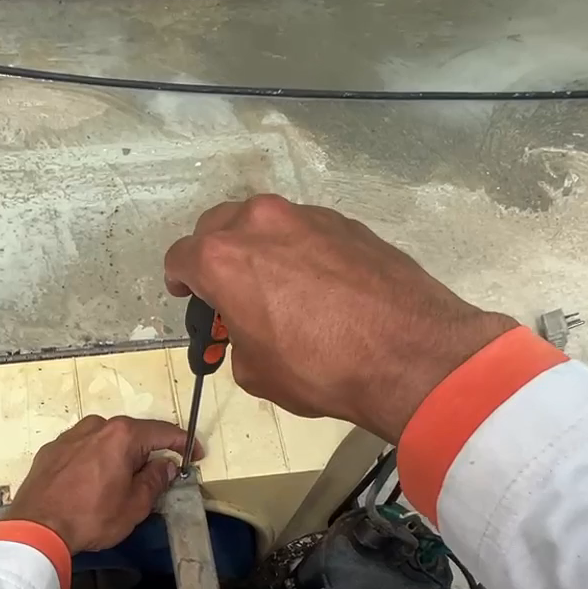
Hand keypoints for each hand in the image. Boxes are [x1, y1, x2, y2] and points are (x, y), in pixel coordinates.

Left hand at [0, 416, 201, 552]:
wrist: (37, 528)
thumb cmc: (90, 518)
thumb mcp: (134, 506)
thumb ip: (154, 480)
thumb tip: (164, 465)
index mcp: (122, 435)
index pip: (162, 432)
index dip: (183, 443)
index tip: (195, 453)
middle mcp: (96, 426)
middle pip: (132, 434)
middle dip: (147, 452)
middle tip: (157, 475)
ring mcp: (70, 436)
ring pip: (105, 440)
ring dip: (118, 455)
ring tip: (121, 481)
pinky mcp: (51, 450)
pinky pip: (82, 449)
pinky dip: (94, 460)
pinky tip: (93, 482)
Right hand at [163, 194, 518, 443]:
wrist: (408, 354)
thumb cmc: (318, 369)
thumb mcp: (254, 372)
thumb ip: (236, 336)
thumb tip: (250, 326)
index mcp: (223, 259)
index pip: (180, 257)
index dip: (180, 281)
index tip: (188, 295)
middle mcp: (260, 223)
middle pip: (218, 227)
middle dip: (215, 257)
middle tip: (229, 292)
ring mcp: (307, 216)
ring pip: (264, 224)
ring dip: (259, 250)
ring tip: (276, 289)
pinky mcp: (347, 223)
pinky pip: (305, 231)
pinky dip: (299, 252)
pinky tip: (317, 287)